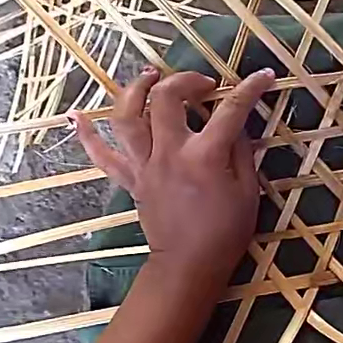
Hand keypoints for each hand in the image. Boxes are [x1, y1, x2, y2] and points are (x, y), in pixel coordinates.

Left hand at [73, 66, 276, 285]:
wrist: (190, 267)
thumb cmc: (225, 232)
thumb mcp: (248, 190)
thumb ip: (241, 151)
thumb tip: (236, 123)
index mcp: (204, 156)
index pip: (231, 110)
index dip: (251, 88)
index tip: (264, 76)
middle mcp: (169, 153)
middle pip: (166, 99)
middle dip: (185, 80)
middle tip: (202, 84)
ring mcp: (144, 165)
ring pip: (127, 117)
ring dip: (135, 90)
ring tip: (150, 76)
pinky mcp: (130, 180)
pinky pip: (102, 156)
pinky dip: (87, 136)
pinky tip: (77, 116)